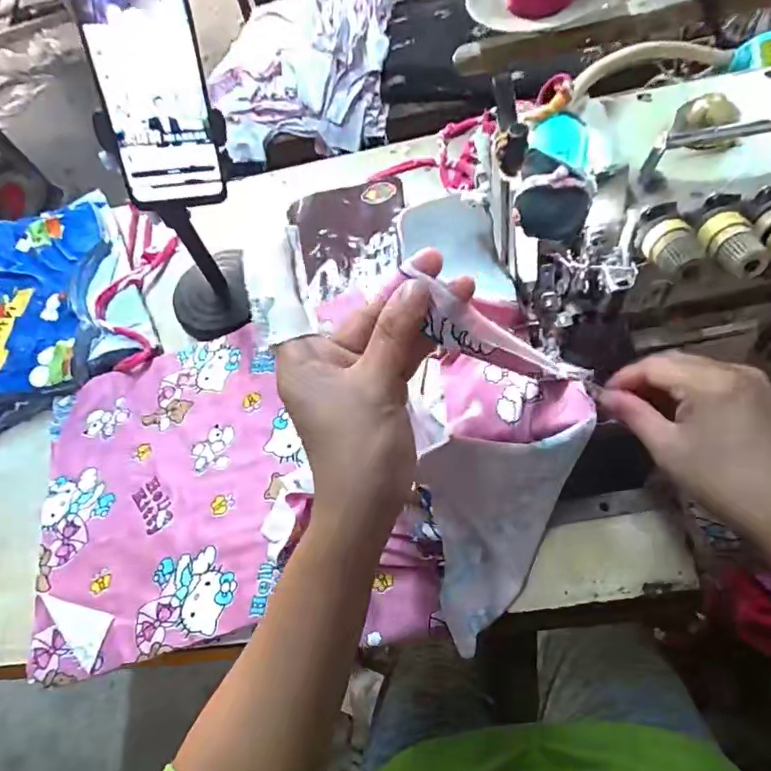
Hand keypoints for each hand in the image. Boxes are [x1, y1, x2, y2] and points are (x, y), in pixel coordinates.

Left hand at [275, 248, 471, 546]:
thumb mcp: (376, 384)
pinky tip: (450, 326)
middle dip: (414, 300)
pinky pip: (398, 363)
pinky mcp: (376, 396)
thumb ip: (396, 333)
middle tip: (452, 271)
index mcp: (307, 356)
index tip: (419, 260)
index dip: (385, 283)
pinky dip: (422, 348)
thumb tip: (416, 285)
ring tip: (464, 293)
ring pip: (391, 341)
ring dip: (425, 321)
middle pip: (373, 321)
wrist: (366, 509)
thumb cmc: (359, 447)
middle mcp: (326, 363)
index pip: (347, 308)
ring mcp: (353, 381)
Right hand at [600, 352, 770, 574]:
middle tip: (619, 403)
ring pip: (696, 368)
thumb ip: (634, 415)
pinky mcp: (761, 393)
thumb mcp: (667, 449)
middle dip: (644, 378)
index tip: (602, 397)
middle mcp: (733, 369)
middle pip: (676, 361)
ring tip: (644, 408)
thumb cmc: (719, 481)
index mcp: (710, 380)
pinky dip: (691, 389)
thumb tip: (606, 396)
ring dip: (666, 383)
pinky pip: (716, 379)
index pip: (654, 364)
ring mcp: (751, 379)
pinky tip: (679, 411)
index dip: (624, 377)